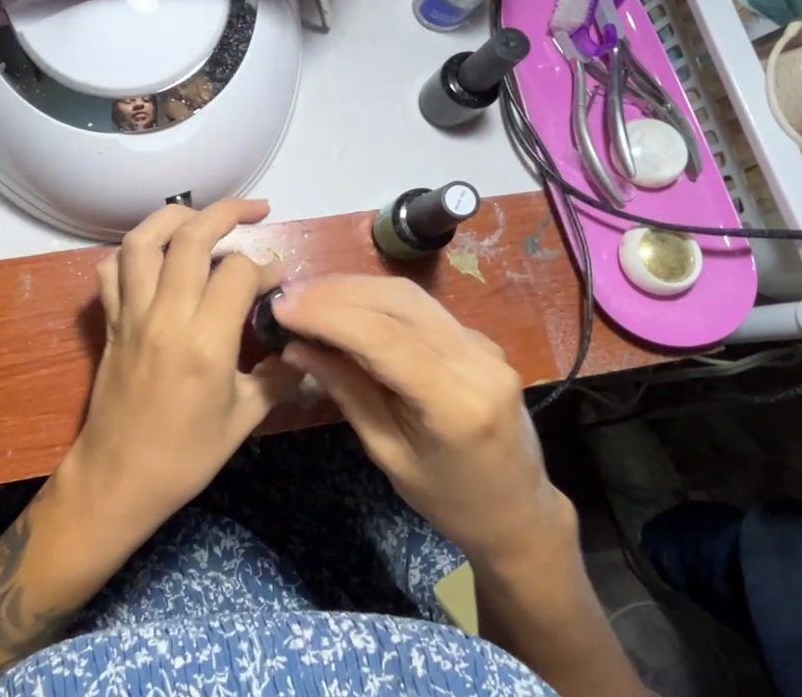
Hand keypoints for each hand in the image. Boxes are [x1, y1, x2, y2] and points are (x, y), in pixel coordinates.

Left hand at [62, 198, 301, 544]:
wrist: (118, 478)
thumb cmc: (185, 456)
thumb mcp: (244, 419)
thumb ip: (279, 376)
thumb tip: (305, 346)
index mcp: (205, 341)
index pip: (238, 273)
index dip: (267, 267)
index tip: (280, 281)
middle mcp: (165, 315)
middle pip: (190, 238)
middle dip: (227, 212)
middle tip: (256, 209)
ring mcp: (130, 314)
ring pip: (143, 241)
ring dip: (174, 217)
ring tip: (202, 216)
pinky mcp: (110, 322)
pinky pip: (112, 269)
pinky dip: (133, 250)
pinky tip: (156, 255)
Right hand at [273, 275, 573, 564]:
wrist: (520, 510)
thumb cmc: (449, 499)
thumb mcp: (389, 455)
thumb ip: (346, 393)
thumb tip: (295, 348)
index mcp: (457, 404)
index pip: (384, 340)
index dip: (328, 316)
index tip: (281, 307)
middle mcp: (478, 362)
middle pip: (399, 302)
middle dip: (336, 292)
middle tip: (287, 298)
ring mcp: (485, 345)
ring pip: (410, 296)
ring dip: (354, 289)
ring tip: (307, 297)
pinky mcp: (480, 339)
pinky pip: (421, 308)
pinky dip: (376, 302)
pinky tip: (345, 310)